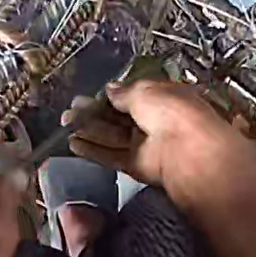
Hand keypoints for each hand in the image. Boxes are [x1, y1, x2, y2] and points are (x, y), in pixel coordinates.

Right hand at [66, 78, 255, 210]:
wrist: (189, 151)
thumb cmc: (174, 112)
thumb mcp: (145, 90)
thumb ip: (124, 91)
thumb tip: (110, 89)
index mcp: (165, 97)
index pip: (135, 95)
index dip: (112, 94)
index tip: (91, 93)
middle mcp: (157, 121)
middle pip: (121, 117)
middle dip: (96, 112)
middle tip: (72, 108)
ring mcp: (149, 145)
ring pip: (115, 136)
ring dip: (90, 129)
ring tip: (66, 122)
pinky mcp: (140, 166)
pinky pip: (113, 156)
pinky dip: (94, 150)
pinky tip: (75, 143)